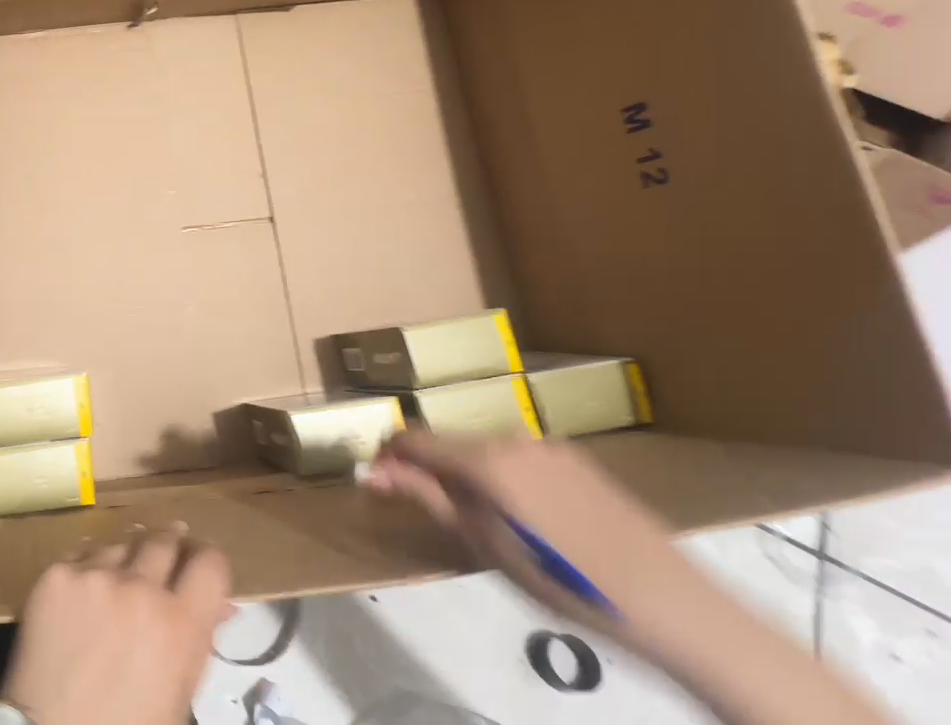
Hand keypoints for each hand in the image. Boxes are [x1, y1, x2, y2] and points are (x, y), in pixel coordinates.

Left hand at [0, 525, 229, 724]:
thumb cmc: (130, 723)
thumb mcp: (181, 692)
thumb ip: (201, 640)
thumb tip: (222, 605)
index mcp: (181, 624)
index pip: (210, 563)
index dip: (208, 559)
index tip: (202, 560)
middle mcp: (141, 589)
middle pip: (164, 541)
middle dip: (170, 545)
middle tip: (167, 551)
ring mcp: (95, 577)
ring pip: (120, 545)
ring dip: (126, 559)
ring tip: (120, 580)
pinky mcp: (56, 576)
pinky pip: (81, 556)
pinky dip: (89, 569)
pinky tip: (87, 589)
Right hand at [362, 429, 702, 656]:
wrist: (667, 600)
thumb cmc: (560, 579)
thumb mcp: (482, 544)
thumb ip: (426, 498)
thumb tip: (371, 471)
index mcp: (483, 458)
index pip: (413, 438)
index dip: (389, 457)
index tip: (381, 484)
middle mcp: (511, 438)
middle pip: (450, 444)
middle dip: (433, 471)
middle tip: (445, 519)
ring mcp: (549, 446)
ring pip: (486, 452)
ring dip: (472, 477)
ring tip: (492, 527)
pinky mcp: (578, 461)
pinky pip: (521, 460)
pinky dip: (507, 480)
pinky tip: (533, 521)